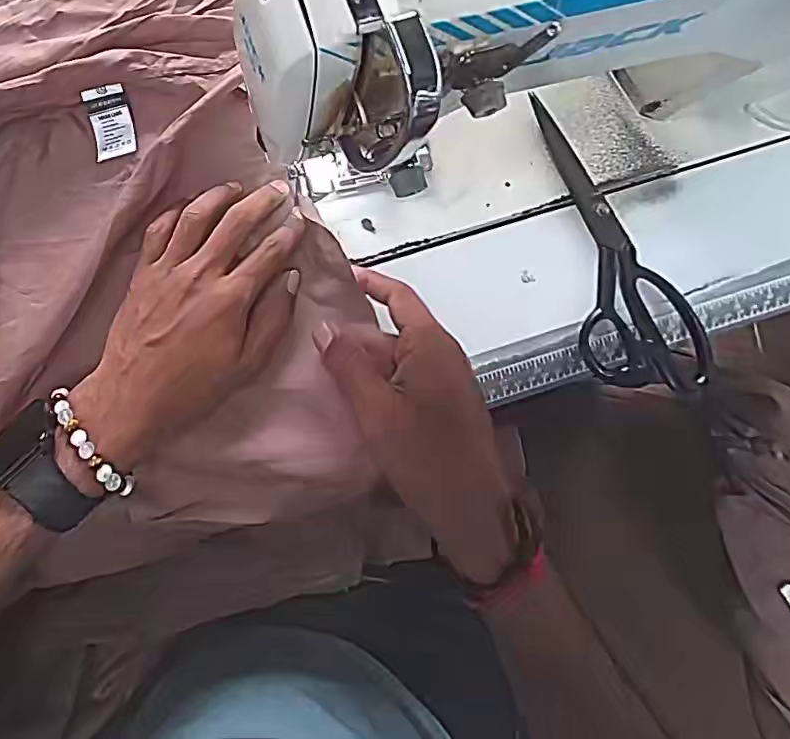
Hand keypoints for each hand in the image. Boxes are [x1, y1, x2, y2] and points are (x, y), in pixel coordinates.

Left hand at [63, 181, 306, 485]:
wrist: (132, 395)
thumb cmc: (189, 387)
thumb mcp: (245, 365)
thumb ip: (273, 320)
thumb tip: (289, 281)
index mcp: (228, 300)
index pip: (267, 252)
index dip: (287, 233)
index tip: (297, 222)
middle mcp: (198, 275)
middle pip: (235, 223)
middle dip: (261, 201)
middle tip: (276, 190)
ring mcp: (167, 270)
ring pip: (195, 216)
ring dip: (218, 196)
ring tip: (235, 188)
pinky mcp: (143, 272)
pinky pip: (158, 230)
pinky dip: (174, 212)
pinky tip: (187, 206)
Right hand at [316, 268, 519, 583]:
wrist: (475, 514)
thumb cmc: (429, 459)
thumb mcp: (376, 411)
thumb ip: (347, 365)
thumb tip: (324, 329)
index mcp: (430, 344)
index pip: (398, 296)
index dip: (369, 281)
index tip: (341, 275)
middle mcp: (442, 354)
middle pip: (390, 329)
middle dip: (354, 334)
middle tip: (314, 339)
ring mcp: (445, 381)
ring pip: (395, 358)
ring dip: (363, 362)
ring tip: (325, 371)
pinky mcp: (443, 404)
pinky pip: (403, 379)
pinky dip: (377, 382)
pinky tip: (353, 400)